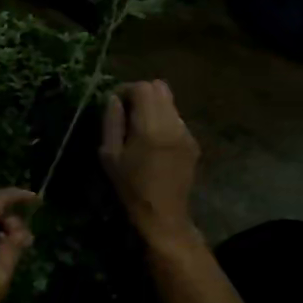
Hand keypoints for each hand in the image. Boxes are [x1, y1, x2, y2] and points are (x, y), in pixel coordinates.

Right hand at [99, 80, 201, 249]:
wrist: (163, 214)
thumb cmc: (130, 186)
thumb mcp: (109, 154)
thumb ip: (111, 122)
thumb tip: (114, 99)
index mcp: (150, 127)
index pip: (143, 88)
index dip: (126, 89)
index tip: (115, 103)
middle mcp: (173, 124)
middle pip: (160, 87)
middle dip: (141, 93)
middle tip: (127, 111)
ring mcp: (186, 133)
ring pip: (170, 102)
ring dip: (153, 106)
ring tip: (140, 127)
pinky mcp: (193, 142)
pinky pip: (176, 119)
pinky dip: (163, 120)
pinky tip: (154, 141)